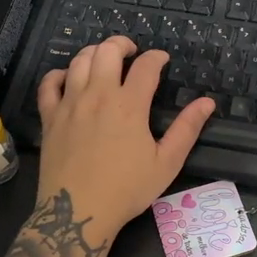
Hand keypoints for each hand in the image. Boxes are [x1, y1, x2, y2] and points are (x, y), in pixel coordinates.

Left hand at [35, 36, 216, 234]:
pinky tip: (68, 79)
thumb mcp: (166, 163)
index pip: (146, 66)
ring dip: (94, 53)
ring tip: (104, 60)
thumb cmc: (126, 189)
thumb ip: (187, 129)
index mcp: (129, 105)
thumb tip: (207, 102)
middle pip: (107, 51)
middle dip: (122, 44)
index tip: (162, 60)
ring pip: (79, 61)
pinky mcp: (50, 117)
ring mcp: (70, 104)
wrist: (77, 212)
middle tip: (131, 52)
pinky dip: (58, 74)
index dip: (157, 57)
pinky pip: (49, 84)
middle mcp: (99, 95)